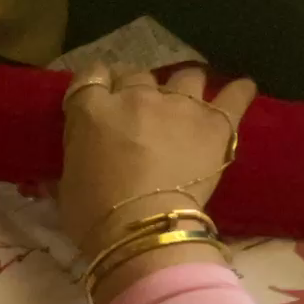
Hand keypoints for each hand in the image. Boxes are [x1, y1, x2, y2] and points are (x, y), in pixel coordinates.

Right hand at [58, 63, 256, 303]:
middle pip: (135, 75)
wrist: (143, 229)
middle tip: (129, 115)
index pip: (88, 78)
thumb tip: (69, 164)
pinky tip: (227, 103)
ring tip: (177, 110)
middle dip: (130, 89)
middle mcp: (138, 97)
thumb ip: (73, 163)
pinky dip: (234, 94)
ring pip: (185, 75)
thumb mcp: (66, 188)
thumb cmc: (92, 215)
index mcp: (93, 114)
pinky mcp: (219, 119)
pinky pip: (238, 91)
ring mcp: (182, 103)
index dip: (90, 87)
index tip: (90, 102)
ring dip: (179, 89)